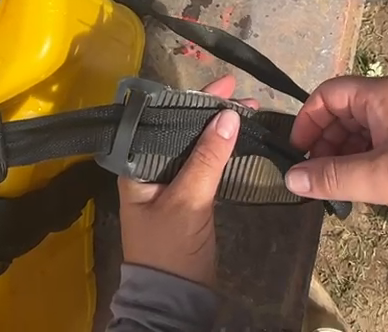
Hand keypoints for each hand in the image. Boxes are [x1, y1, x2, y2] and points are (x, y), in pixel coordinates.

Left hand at [117, 75, 245, 287]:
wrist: (175, 304)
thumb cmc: (170, 249)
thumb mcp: (188, 201)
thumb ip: (207, 158)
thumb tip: (229, 115)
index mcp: (138, 165)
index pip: (164, 118)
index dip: (193, 98)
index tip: (224, 84)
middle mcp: (151, 168)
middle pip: (182, 128)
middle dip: (211, 110)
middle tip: (241, 92)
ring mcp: (171, 183)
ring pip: (196, 144)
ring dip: (220, 127)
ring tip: (249, 109)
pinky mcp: (189, 197)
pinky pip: (205, 163)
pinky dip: (222, 148)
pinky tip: (239, 139)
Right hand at [284, 75, 387, 227]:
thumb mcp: (382, 178)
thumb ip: (334, 177)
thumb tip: (291, 178)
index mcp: (380, 96)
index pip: (328, 93)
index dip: (308, 119)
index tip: (296, 151)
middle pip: (340, 112)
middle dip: (322, 141)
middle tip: (313, 176)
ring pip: (356, 131)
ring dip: (340, 155)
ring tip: (332, 187)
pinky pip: (373, 144)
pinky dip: (358, 162)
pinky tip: (355, 189)